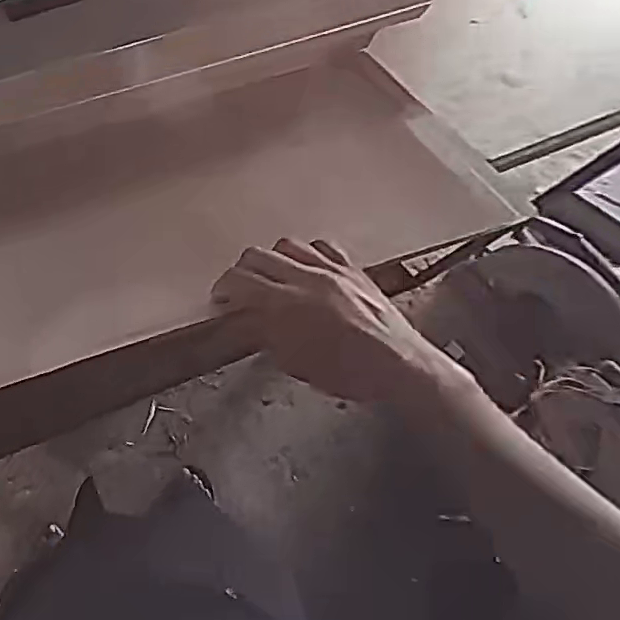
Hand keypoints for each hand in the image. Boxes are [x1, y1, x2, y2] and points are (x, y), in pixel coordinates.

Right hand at [212, 238, 481, 411]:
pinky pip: (322, 246)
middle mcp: (304, 278)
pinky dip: (307, 254)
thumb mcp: (295, 362)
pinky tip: (307, 267)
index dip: (223, 287)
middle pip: (256, 256)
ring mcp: (330, 269)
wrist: (399, 366)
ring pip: (286, 245)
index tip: (220, 298)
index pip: (238, 280)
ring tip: (273, 276)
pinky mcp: (352, 269)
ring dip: (272, 259)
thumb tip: (246, 320)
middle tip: (239, 288)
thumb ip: (265, 334)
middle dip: (241, 271)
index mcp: (284, 304)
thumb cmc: (347, 373)